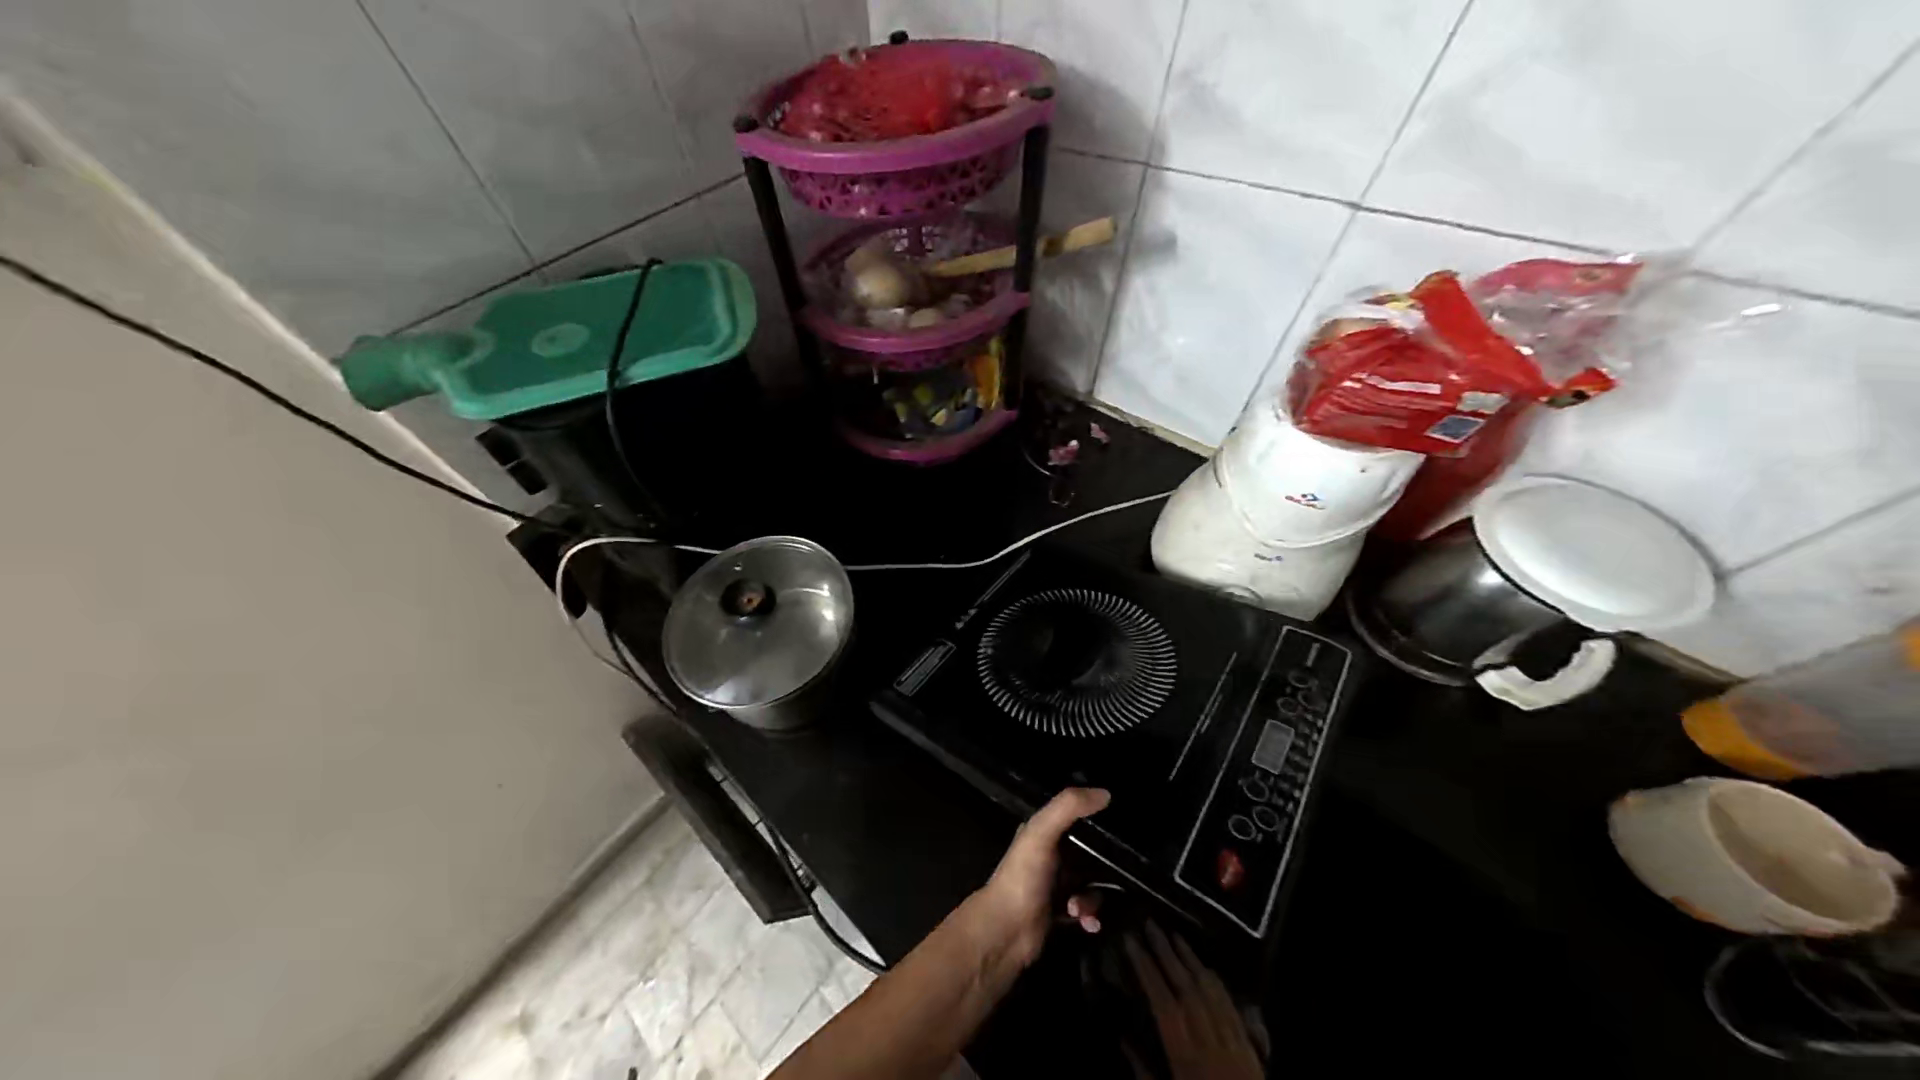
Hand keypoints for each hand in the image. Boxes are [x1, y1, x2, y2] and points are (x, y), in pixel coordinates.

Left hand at [966, 787, 1110, 966]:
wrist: (1004, 931)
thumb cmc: (1023, 876)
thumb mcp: (1042, 833)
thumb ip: (1068, 807)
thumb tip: (1105, 793)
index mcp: (1042, 833)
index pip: (1075, 821)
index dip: (1095, 825)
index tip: (1119, 833)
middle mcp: (1049, 857)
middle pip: (1088, 857)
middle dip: (1100, 870)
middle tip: (1104, 880)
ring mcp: (1053, 886)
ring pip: (1090, 885)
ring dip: (1093, 898)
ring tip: (1079, 909)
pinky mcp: (1058, 913)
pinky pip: (1086, 911)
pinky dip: (1091, 916)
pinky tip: (1088, 924)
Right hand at [1124, 923, 1263, 1079]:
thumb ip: (1142, 1073)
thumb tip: (1122, 1037)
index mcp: (1186, 1058)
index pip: (1163, 1001)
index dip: (1146, 967)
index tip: (1130, 941)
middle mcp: (1210, 1043)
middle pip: (1186, 987)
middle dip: (1166, 952)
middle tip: (1149, 924)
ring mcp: (1233, 1044)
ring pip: (1210, 991)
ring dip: (1191, 959)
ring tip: (1173, 935)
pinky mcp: (1250, 1050)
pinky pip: (1231, 1007)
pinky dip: (1216, 982)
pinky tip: (1206, 968)